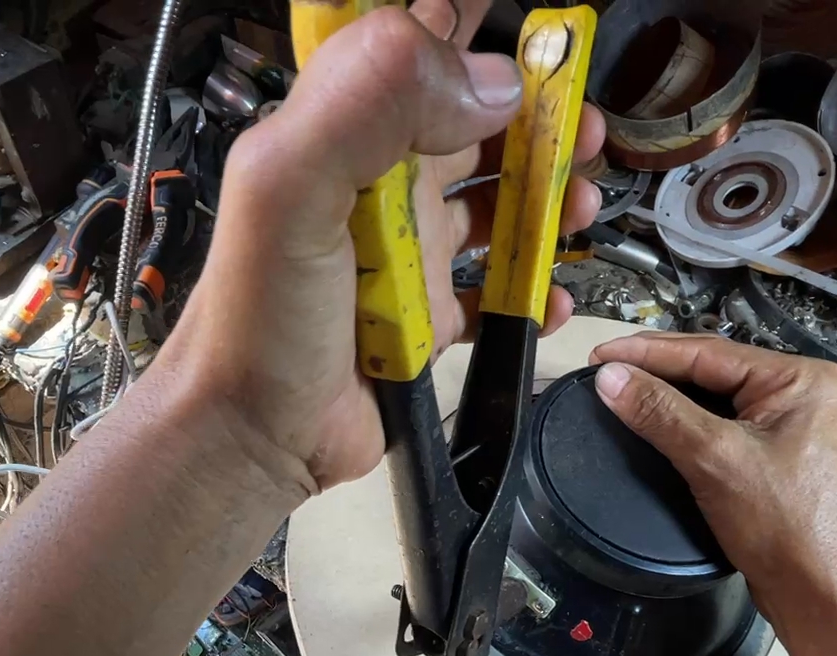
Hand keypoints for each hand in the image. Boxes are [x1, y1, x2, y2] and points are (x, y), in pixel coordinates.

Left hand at [162, 0, 602, 493]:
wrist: (255, 435)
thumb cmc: (258, 320)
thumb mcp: (287, 187)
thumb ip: (366, 103)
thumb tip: (486, 84)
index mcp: (342, 141)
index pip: (413, 57)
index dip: (472, 36)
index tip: (538, 38)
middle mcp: (379, 197)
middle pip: (473, 134)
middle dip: (536, 122)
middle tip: (581, 129)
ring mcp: (408, 264)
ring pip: (495, 214)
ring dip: (545, 204)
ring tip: (579, 207)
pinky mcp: (427, 326)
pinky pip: (492, 300)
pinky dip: (530, 296)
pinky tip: (551, 300)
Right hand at [589, 334, 836, 621]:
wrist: (830, 597)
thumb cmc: (784, 522)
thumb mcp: (716, 459)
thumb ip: (660, 414)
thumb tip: (607, 377)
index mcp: (799, 379)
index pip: (708, 353)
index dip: (646, 353)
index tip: (595, 356)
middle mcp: (800, 395)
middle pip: (713, 372)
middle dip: (656, 370)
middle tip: (602, 371)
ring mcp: (791, 431)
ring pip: (716, 402)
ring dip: (668, 397)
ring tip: (622, 392)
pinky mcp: (777, 464)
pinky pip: (722, 430)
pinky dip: (685, 425)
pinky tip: (657, 426)